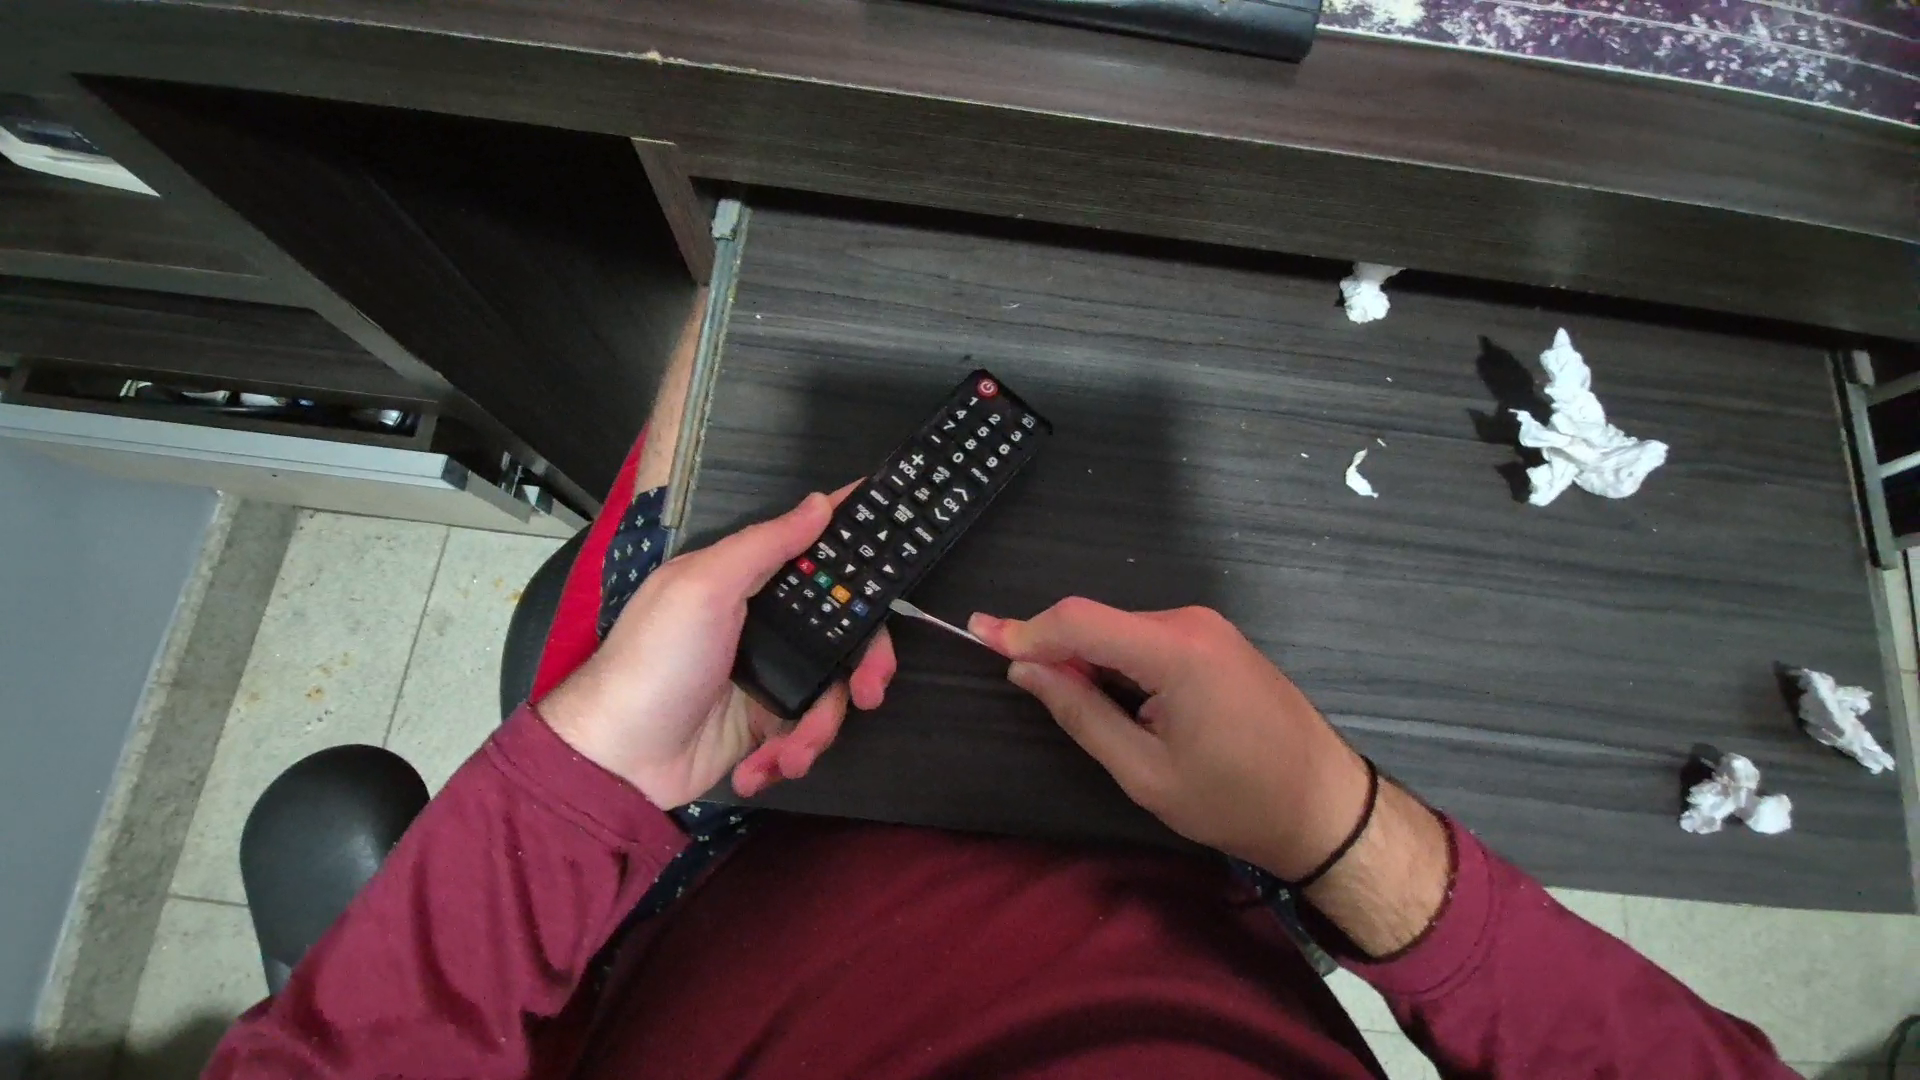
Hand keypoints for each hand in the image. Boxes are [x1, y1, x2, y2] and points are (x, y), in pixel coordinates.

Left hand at [539, 488, 896, 807]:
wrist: (615, 760)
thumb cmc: (658, 658)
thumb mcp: (705, 587)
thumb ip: (766, 545)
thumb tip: (821, 502)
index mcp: (753, 583)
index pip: (820, 558)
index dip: (863, 555)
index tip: (906, 553)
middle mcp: (769, 625)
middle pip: (847, 632)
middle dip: (867, 664)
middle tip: (871, 690)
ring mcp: (771, 676)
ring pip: (834, 691)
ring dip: (820, 728)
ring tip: (791, 756)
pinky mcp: (768, 725)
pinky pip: (806, 733)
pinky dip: (787, 756)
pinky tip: (758, 771)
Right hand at [970, 598, 1369, 880]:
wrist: (1328, 807)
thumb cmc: (1235, 800)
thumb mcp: (1144, 772)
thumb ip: (1080, 713)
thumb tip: (1026, 670)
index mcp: (1175, 651)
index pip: (1079, 620)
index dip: (1024, 629)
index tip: (978, 636)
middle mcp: (1190, 622)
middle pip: (1098, 621)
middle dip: (1055, 649)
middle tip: (1026, 688)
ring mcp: (1207, 627)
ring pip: (1120, 629)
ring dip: (1088, 659)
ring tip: (1085, 709)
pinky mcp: (1215, 639)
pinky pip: (1147, 637)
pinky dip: (1118, 661)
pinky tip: (1121, 699)